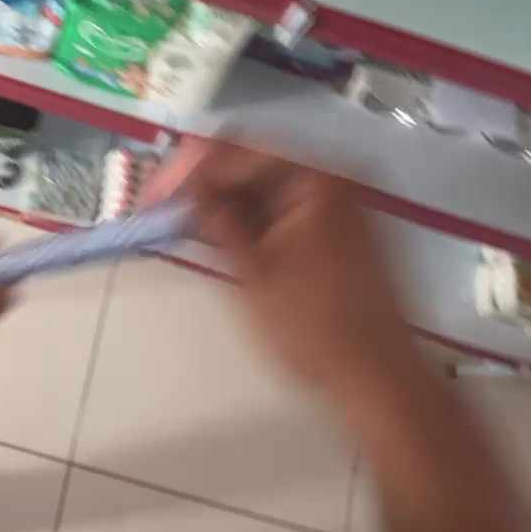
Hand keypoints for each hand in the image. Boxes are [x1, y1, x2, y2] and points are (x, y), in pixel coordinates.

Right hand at [185, 140, 419, 390]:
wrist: (377, 381)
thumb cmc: (314, 328)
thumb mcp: (251, 270)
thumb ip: (213, 216)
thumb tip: (183, 184)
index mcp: (318, 179)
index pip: (237, 150)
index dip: (187, 169)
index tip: (153, 194)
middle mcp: (335, 181)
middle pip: (252, 165)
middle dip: (203, 184)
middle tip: (160, 207)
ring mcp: (341, 207)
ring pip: (265, 189)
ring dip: (223, 203)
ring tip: (180, 223)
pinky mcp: (338, 232)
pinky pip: (282, 211)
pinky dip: (249, 221)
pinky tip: (218, 236)